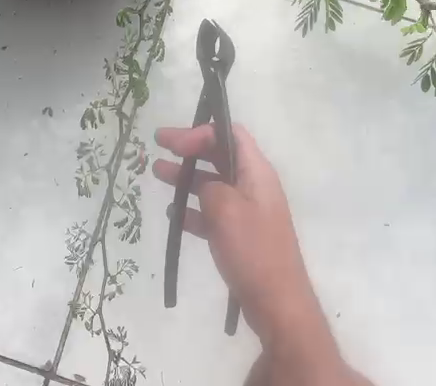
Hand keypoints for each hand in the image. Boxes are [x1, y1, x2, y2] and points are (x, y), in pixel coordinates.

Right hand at [152, 124, 324, 344]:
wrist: (278, 303)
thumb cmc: (254, 249)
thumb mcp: (226, 209)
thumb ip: (210, 188)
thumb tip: (204, 186)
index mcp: (257, 172)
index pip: (229, 134)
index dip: (201, 132)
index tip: (174, 143)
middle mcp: (254, 186)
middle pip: (219, 156)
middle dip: (190, 148)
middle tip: (159, 144)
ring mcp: (247, 212)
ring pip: (213, 184)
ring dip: (187, 177)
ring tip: (158, 173)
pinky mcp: (240, 236)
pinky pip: (213, 214)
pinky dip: (193, 210)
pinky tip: (173, 214)